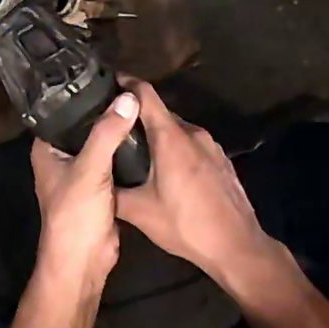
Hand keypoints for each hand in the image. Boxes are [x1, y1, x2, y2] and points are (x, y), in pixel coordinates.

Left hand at [28, 91, 141, 290]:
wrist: (84, 261)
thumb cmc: (74, 214)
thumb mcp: (90, 169)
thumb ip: (107, 133)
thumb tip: (129, 97)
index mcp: (47, 150)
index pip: (62, 111)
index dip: (82, 94)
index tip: (109, 75)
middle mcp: (62, 157)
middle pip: (85, 126)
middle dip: (107, 110)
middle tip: (134, 88)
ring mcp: (82, 173)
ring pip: (102, 143)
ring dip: (119, 130)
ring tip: (143, 105)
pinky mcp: (102, 187)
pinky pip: (115, 161)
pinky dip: (128, 151)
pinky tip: (147, 135)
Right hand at [114, 81, 285, 285]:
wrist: (236, 245)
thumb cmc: (186, 225)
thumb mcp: (140, 213)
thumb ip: (113, 192)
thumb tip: (92, 183)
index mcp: (171, 138)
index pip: (146, 94)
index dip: (126, 83)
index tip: (108, 82)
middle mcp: (193, 134)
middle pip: (161, 113)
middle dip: (137, 117)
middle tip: (113, 128)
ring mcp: (212, 146)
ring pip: (178, 131)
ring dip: (157, 136)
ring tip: (135, 151)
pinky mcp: (222, 160)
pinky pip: (193, 146)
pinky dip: (176, 150)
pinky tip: (166, 171)